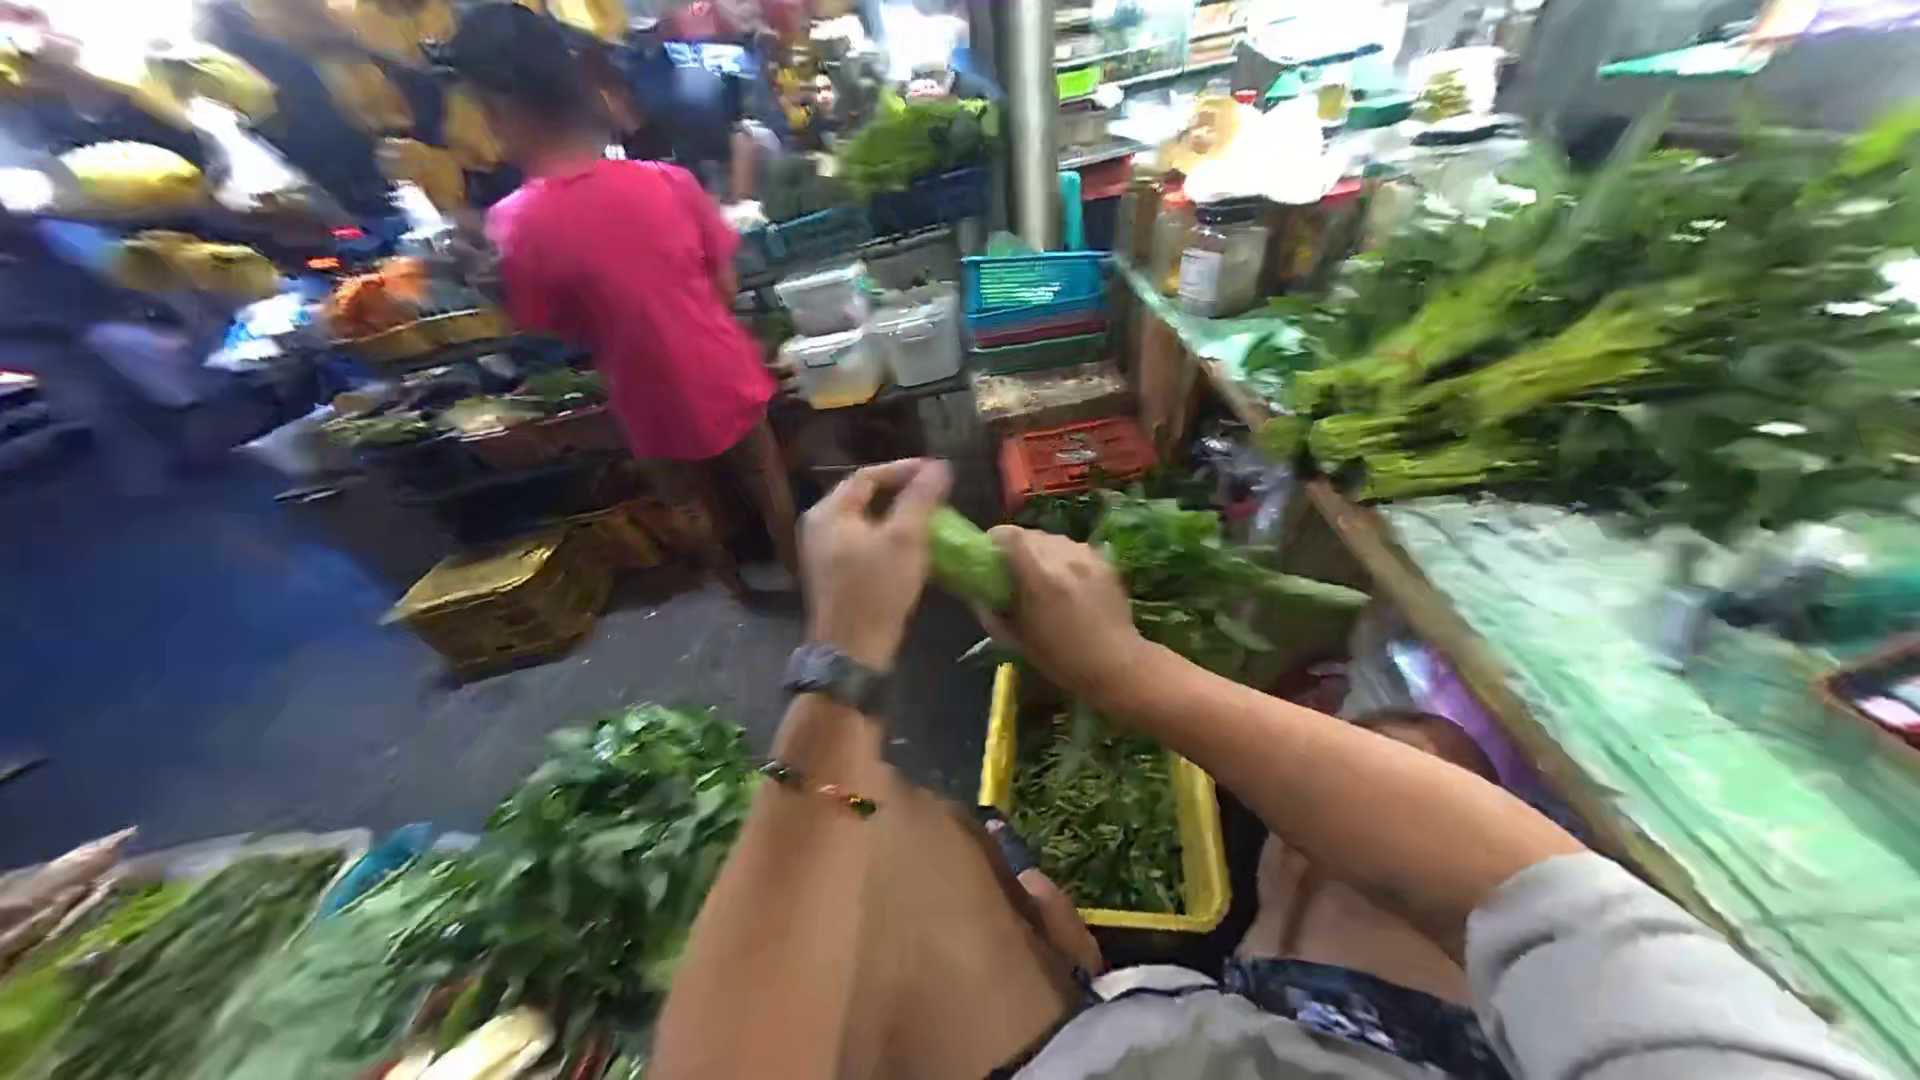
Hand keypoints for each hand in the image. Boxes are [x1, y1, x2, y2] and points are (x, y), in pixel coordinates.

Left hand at [801, 458, 950, 668]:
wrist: (852, 654)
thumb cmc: (877, 591)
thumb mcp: (905, 540)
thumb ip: (921, 498)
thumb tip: (939, 466)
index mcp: (829, 512)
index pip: (868, 475)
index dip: (904, 469)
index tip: (936, 472)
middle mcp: (819, 527)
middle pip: (864, 496)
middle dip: (901, 492)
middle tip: (934, 493)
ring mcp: (823, 553)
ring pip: (865, 521)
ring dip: (897, 515)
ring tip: (929, 517)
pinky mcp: (833, 574)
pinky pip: (863, 542)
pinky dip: (888, 537)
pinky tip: (911, 547)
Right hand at [979, 526, 1150, 707]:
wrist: (1116, 665)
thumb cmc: (1062, 659)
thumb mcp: (1017, 640)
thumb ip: (992, 612)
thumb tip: (976, 594)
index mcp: (1040, 574)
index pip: (1010, 535)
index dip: (994, 539)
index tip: (988, 555)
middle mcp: (1064, 557)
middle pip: (1031, 534)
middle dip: (1016, 547)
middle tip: (1011, 570)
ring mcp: (1087, 557)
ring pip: (1054, 539)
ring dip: (1041, 550)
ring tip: (1039, 575)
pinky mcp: (1104, 562)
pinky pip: (1074, 549)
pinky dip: (1062, 557)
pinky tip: (1064, 580)